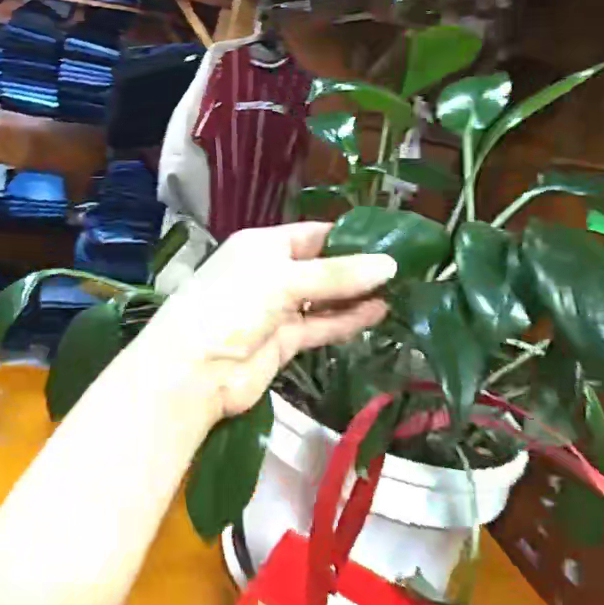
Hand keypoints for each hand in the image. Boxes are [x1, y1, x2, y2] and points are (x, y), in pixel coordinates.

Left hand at [130, 222, 397, 423]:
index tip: (391, 240)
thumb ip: (336, 275)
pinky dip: (348, 320)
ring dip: (357, 295)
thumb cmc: (233, 306)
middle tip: (408, 268)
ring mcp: (278, 308)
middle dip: (358, 267)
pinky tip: (380, 312)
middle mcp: (271, 272)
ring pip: (325, 298)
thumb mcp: (283, 279)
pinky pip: (322, 325)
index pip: (312, 234)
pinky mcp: (285, 341)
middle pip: (321, 266)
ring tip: (402, 290)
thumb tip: (389, 264)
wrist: (196, 370)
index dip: (349, 237)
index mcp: (262, 245)